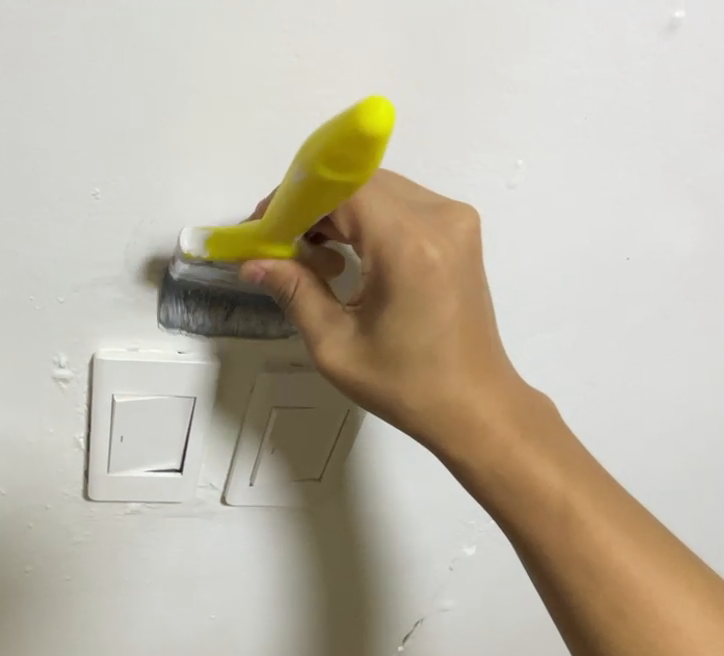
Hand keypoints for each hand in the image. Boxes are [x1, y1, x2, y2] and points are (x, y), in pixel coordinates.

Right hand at [242, 171, 536, 461]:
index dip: (295, 199)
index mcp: (408, 246)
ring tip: (308, 259)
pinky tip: (344, 261)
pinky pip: (400, 206)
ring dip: (336, 215)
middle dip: (312, 208)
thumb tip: (252, 262)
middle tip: (277, 246)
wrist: (471, 404)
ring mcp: (455, 220)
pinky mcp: (459, 231)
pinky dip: (364, 223)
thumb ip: (295, 292)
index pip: (343, 189)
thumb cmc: (402, 385)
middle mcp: (439, 218)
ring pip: (379, 191)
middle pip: (360, 183)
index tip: (261, 229)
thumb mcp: (335, 345)